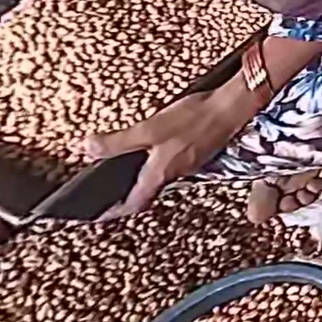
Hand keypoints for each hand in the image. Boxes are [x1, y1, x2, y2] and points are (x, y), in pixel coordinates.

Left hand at [83, 86, 257, 218]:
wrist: (234, 106)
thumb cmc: (196, 117)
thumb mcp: (149, 129)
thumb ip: (117, 142)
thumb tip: (87, 148)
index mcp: (161, 172)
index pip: (133, 203)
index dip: (112, 211)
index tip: (97, 215)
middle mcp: (178, 172)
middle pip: (149, 190)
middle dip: (130, 193)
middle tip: (112, 190)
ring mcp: (193, 162)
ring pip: (164, 176)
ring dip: (147, 175)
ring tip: (132, 167)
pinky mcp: (203, 150)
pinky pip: (177, 163)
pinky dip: (163, 161)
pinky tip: (161, 148)